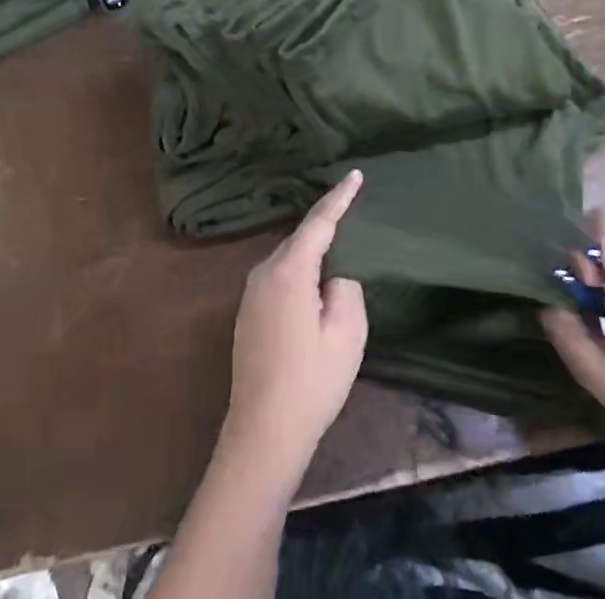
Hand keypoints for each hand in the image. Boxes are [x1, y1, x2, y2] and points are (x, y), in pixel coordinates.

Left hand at [224, 171, 368, 465]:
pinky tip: (316, 281)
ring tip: (342, 242)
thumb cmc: (312, 381)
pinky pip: (280, 277)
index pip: (319, 223)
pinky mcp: (248, 313)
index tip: (356, 174)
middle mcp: (263, 273)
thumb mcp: (346, 332)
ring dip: (314, 250)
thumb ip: (345, 288)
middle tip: (355, 209)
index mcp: (289, 271)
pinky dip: (301, 270)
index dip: (340, 197)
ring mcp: (250, 294)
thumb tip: (334, 274)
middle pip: (301, 238)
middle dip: (327, 223)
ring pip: (289, 258)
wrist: (264, 431)